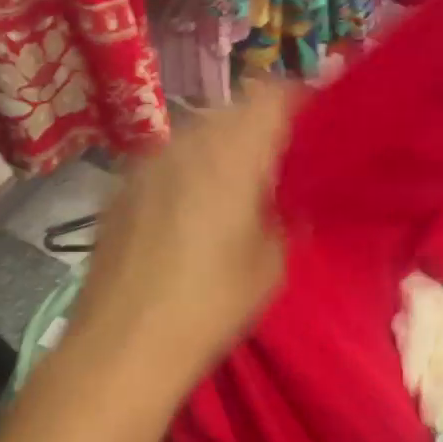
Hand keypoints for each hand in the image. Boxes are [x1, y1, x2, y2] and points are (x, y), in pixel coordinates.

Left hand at [71, 80, 296, 385]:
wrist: (123, 346)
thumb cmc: (211, 304)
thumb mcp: (272, 264)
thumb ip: (287, 218)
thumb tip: (290, 201)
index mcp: (231, 153)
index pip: (272, 95)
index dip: (301, 101)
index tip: (322, 126)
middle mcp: (185, 142)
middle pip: (234, 112)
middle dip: (264, 132)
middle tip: (287, 170)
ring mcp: (146, 163)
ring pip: (198, 137)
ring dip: (226, 154)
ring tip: (242, 196)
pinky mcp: (121, 189)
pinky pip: (170, 164)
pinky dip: (193, 175)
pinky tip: (197, 218)